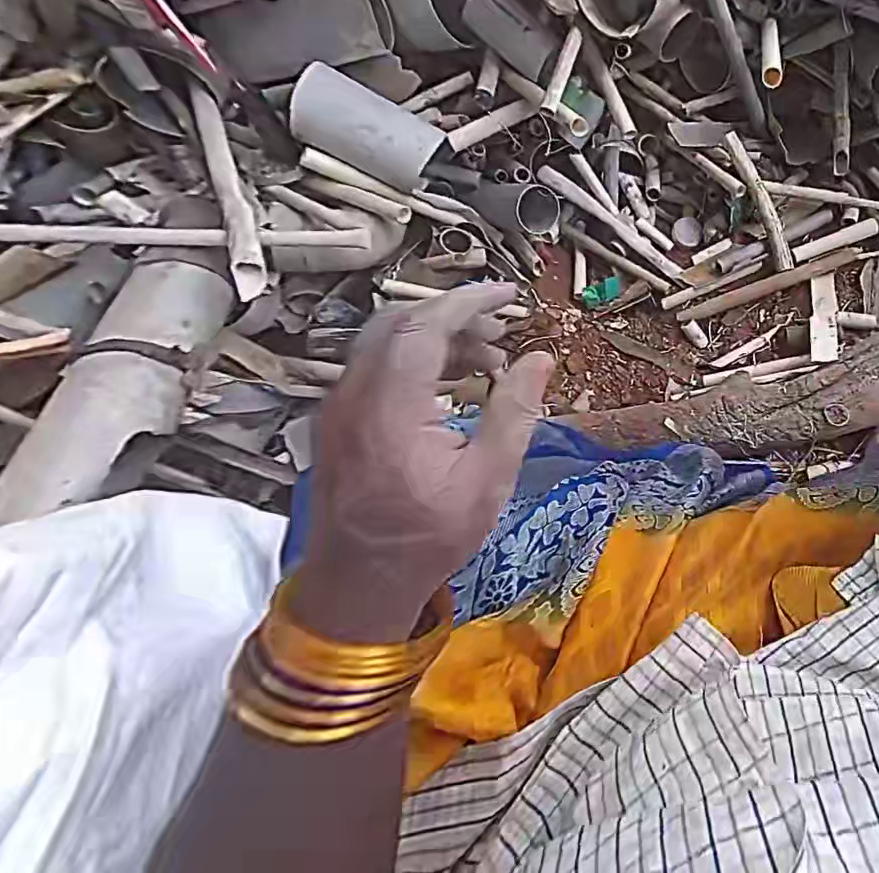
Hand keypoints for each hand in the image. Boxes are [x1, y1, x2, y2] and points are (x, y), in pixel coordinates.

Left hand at [289, 283, 553, 641]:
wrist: (357, 583)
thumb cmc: (428, 539)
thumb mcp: (487, 482)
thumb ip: (514, 412)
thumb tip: (540, 359)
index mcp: (390, 410)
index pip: (424, 328)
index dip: (468, 302)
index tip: (507, 295)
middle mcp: (354, 396)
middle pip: (401, 323)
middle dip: (455, 314)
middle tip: (502, 329)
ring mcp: (339, 404)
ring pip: (387, 341)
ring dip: (437, 336)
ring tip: (487, 359)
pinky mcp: (338, 416)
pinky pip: (377, 365)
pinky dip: (417, 358)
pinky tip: (452, 381)